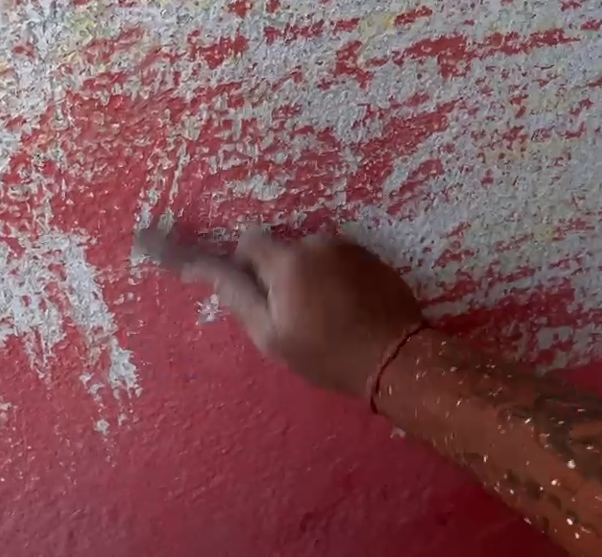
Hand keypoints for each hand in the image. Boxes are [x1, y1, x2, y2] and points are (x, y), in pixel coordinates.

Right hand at [189, 231, 425, 397]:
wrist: (397, 359)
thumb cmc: (326, 353)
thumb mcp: (271, 336)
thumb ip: (237, 295)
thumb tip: (204, 265)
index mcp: (287, 261)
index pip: (248, 241)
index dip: (245, 265)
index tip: (257, 293)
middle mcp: (314, 243)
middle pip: (280, 250)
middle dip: (279, 274)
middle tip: (295, 313)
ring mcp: (345, 246)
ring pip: (309, 254)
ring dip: (307, 275)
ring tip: (326, 313)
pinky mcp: (369, 254)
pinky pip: (336, 258)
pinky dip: (333, 276)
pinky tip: (346, 305)